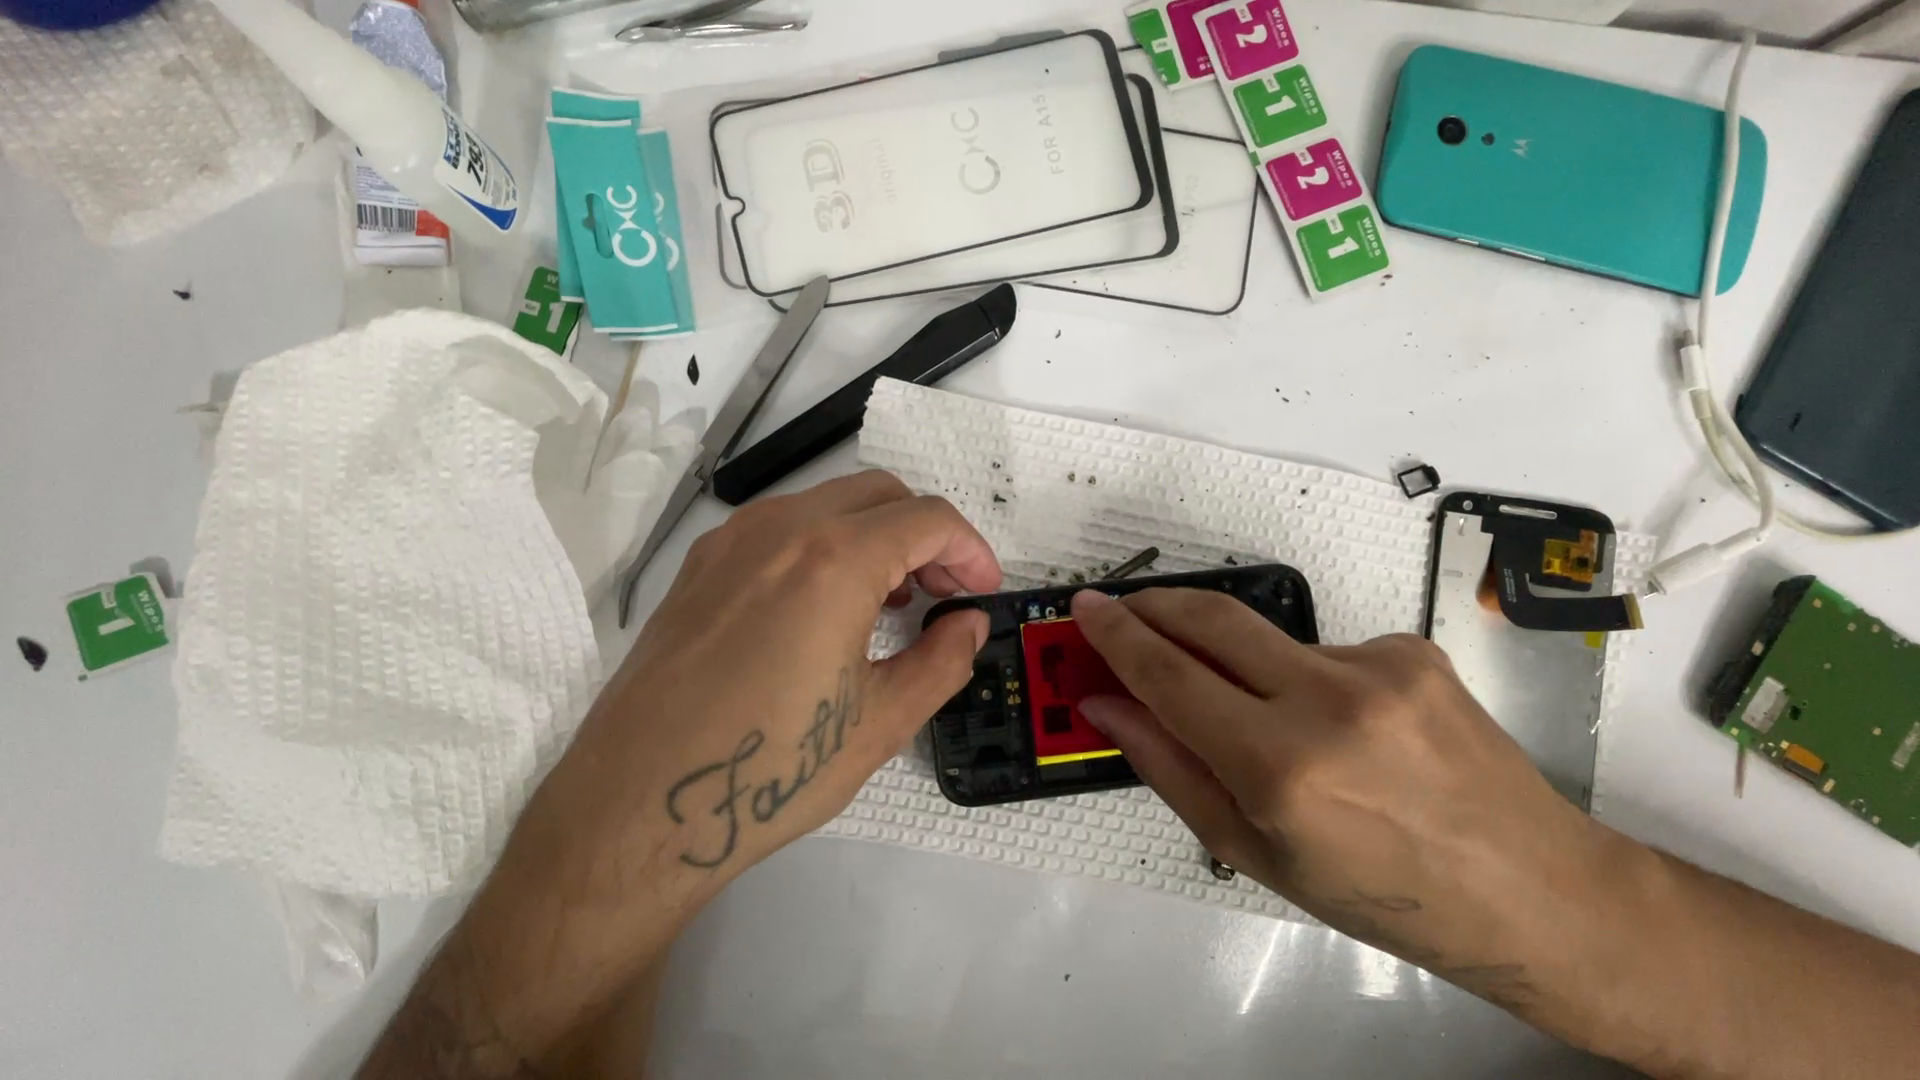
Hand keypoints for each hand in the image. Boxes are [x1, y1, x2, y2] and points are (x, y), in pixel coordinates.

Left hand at [360, 472, 999, 1076]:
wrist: (638, 804)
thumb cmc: (771, 768)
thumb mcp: (880, 724)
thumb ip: (942, 662)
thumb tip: (968, 625)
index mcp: (834, 559)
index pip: (928, 518)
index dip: (971, 550)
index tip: (982, 593)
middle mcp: (780, 529)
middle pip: (879, 493)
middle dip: (926, 534)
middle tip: (944, 593)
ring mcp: (730, 542)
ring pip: (826, 502)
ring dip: (874, 534)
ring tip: (888, 601)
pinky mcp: (698, 567)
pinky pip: (779, 527)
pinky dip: (822, 544)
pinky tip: (822, 607)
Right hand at [1067, 587, 1606, 1008]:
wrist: (1530, 888)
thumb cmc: (1377, 893)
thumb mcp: (1251, 851)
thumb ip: (1168, 767)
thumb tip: (1106, 705)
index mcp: (1278, 767)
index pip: (1168, 675)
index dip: (1115, 636)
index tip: (1084, 609)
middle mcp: (1327, 702)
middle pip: (1211, 619)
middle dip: (1155, 606)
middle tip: (1122, 610)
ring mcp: (1378, 666)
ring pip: (1267, 637)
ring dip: (1235, 657)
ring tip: (1262, 716)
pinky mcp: (1412, 650)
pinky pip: (1324, 649)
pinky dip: (1304, 676)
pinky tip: (1340, 724)